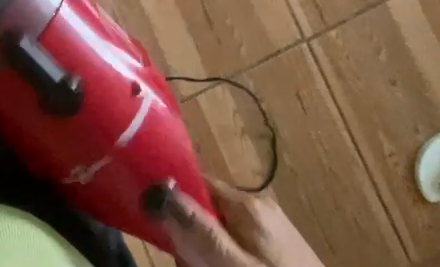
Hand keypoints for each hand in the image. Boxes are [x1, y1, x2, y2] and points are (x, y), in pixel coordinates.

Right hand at [164, 180, 324, 266]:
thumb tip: (157, 188)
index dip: (174, 202)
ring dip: (208, 250)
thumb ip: (199, 230)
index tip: (162, 228)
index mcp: (248, 204)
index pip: (196, 181)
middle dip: (192, 234)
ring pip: (223, 229)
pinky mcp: (282, 249)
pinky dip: (228, 258)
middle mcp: (260, 206)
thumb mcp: (235, 265)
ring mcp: (273, 228)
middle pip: (207, 208)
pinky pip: (241, 244)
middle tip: (189, 263)